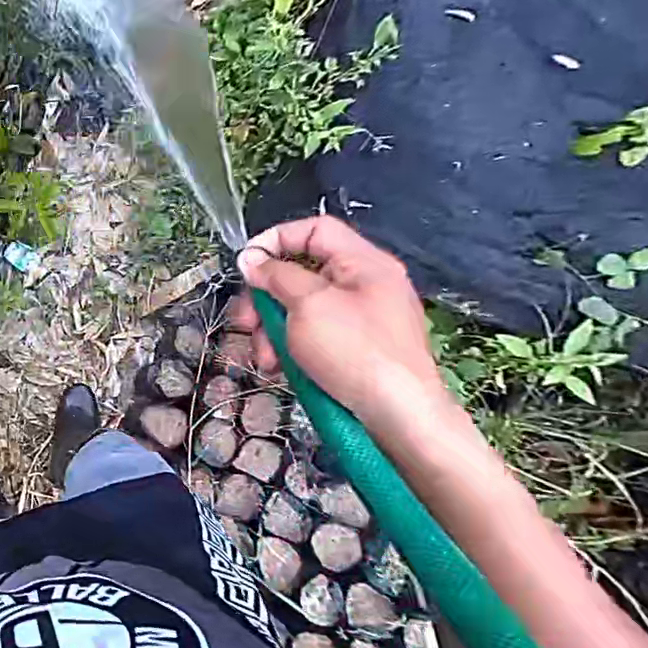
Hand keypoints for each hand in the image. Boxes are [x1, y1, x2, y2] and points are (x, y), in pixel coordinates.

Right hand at [228, 215, 450, 432]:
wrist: (401, 417)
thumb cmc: (355, 352)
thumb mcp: (308, 304)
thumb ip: (277, 275)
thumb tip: (252, 260)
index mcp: (363, 263)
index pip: (314, 230)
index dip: (275, 240)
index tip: (246, 264)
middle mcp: (365, 285)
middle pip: (301, 274)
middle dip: (266, 298)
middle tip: (245, 321)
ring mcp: (361, 319)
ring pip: (301, 310)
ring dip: (272, 330)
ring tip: (262, 357)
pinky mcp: (356, 350)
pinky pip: (314, 336)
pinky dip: (291, 349)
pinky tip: (279, 368)